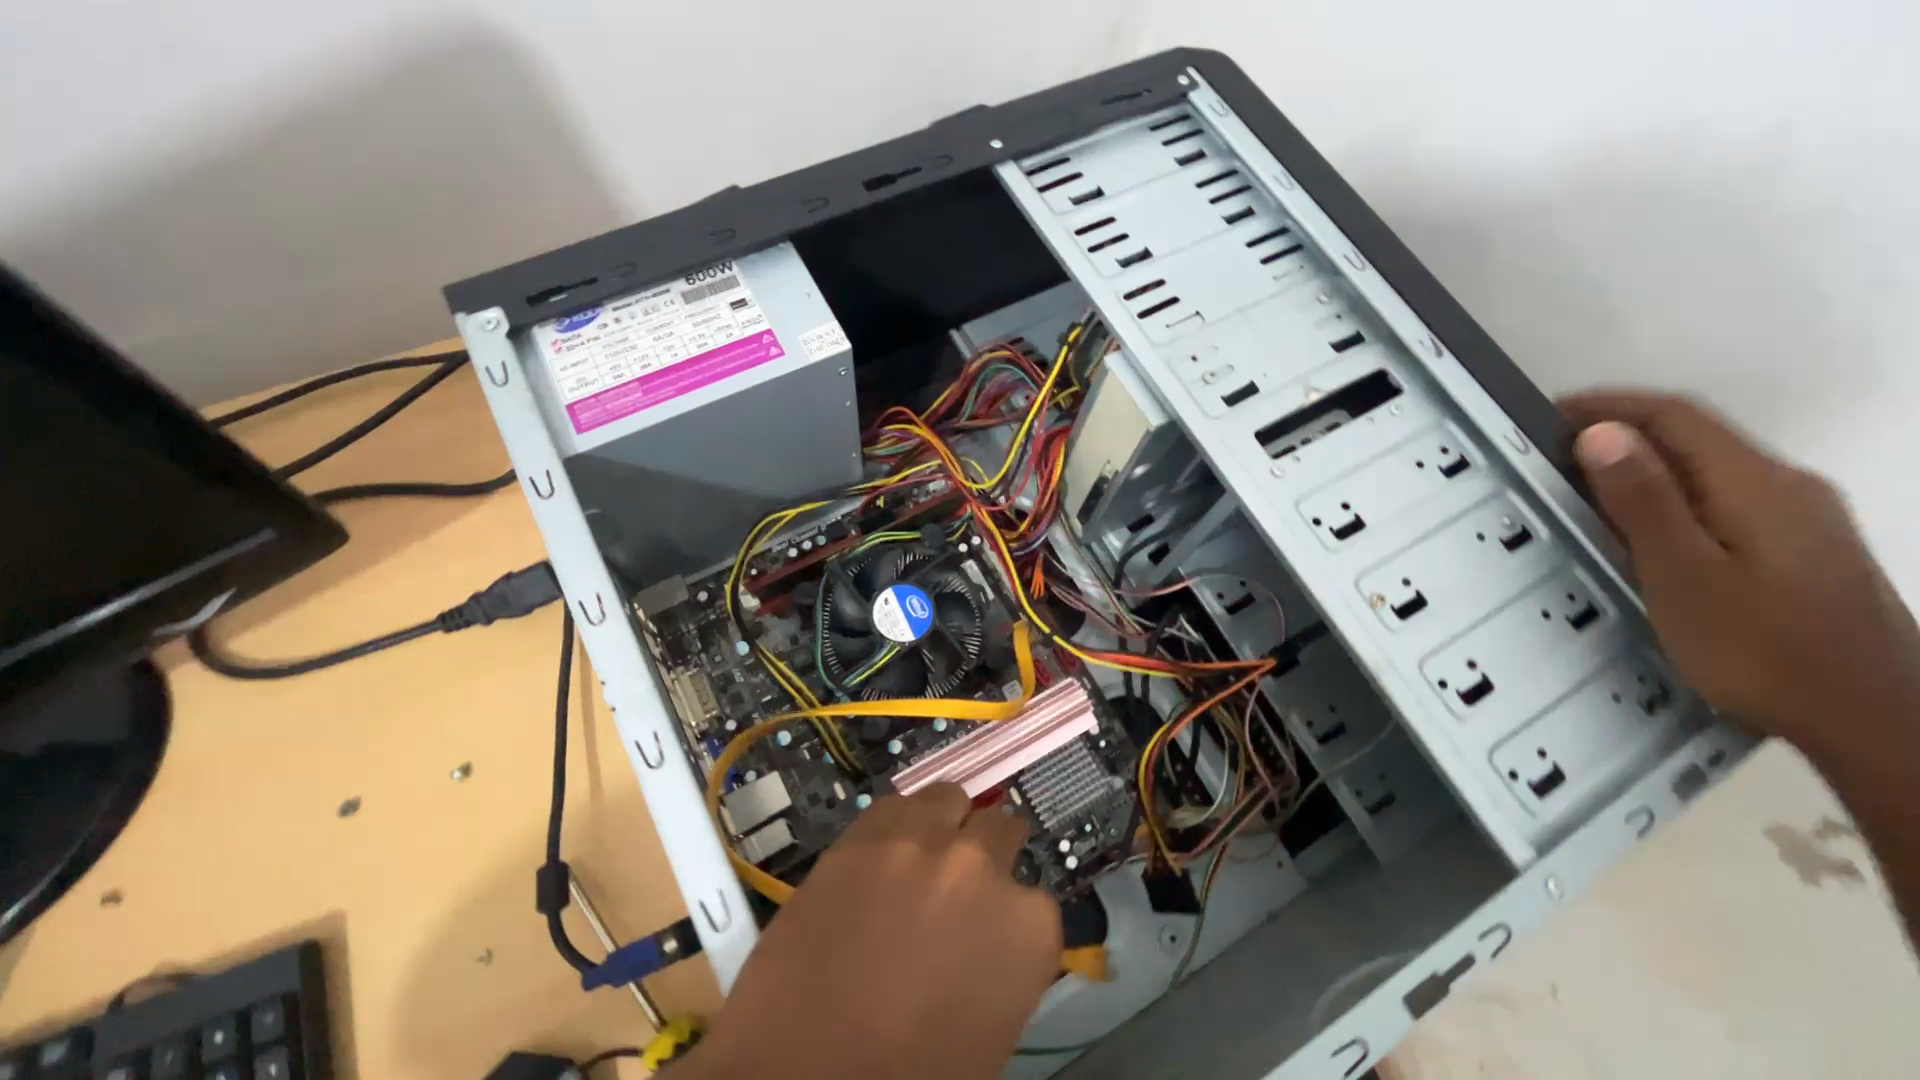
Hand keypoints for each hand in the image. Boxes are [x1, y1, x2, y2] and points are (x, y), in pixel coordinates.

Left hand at [677, 784, 1062, 1079]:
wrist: (807, 1071)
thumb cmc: (913, 1069)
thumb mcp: (991, 1025)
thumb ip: (1002, 957)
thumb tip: (987, 933)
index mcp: (1026, 925)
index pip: (1035, 895)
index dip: (1007, 911)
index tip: (987, 924)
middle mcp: (979, 866)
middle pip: (998, 828)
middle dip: (985, 852)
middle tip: (958, 883)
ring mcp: (917, 843)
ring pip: (947, 798)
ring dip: (944, 822)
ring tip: (924, 851)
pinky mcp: (860, 837)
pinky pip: (891, 806)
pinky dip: (895, 823)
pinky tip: (884, 851)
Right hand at [1562, 391, 1919, 756]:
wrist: (1874, 720)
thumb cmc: (1762, 650)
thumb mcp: (1684, 576)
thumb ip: (1643, 502)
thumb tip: (1603, 433)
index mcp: (1757, 484)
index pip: (1674, 416)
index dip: (1607, 406)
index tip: (1547, 415)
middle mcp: (1788, 487)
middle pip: (1697, 437)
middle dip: (1623, 433)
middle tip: (1555, 456)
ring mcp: (1805, 518)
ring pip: (1712, 470)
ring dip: (1647, 467)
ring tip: (1588, 492)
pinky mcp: (1807, 550)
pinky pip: (1727, 499)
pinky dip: (1674, 497)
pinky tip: (1650, 532)